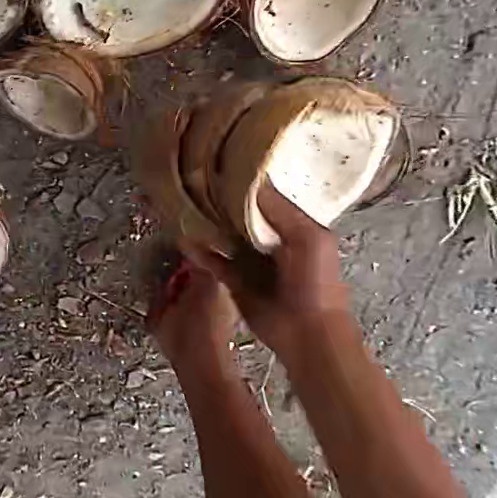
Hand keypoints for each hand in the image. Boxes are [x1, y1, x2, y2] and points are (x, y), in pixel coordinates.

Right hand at [182, 186, 351, 358]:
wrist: (308, 333)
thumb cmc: (315, 281)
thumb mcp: (308, 237)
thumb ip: (280, 209)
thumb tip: (251, 180)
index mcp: (292, 225)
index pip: (263, 197)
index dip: (243, 182)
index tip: (219, 165)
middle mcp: (268, 238)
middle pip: (238, 214)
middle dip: (219, 201)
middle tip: (192, 182)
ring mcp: (249, 259)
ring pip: (222, 235)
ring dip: (205, 224)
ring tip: (181, 205)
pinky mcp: (233, 279)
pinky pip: (213, 260)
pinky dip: (198, 250)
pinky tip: (182, 239)